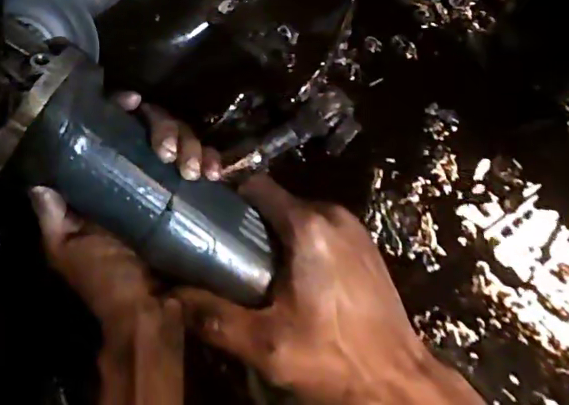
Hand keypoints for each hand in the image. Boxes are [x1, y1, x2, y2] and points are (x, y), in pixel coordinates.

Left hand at [28, 91, 217, 326]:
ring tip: (191, 170)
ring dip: (191, 143)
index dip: (123, 104)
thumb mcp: (70, 250)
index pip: (118, 123)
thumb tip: (37, 180)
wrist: (148, 318)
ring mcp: (172, 179)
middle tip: (166, 152)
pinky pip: (210, 163)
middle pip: (157, 122)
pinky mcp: (199, 195)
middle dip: (165, 127)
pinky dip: (214, 160)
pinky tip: (215, 175)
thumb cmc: (106, 281)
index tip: (132, 102)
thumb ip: (55, 216)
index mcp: (112, 172)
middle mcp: (143, 167)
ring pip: (186, 136)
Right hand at [172, 175, 480, 404]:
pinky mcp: (365, 242)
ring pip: (299, 214)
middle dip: (253, 224)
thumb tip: (168, 298)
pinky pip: (322, 228)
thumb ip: (215, 318)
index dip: (230, 197)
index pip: (256, 185)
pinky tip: (297, 282)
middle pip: (277, 201)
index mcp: (307, 224)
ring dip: (279, 235)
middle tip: (233, 257)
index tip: (210, 218)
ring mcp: (352, 225)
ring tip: (261, 273)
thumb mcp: (268, 346)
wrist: (399, 383)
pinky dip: (304, 243)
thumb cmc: (333, 359)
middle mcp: (331, 212)